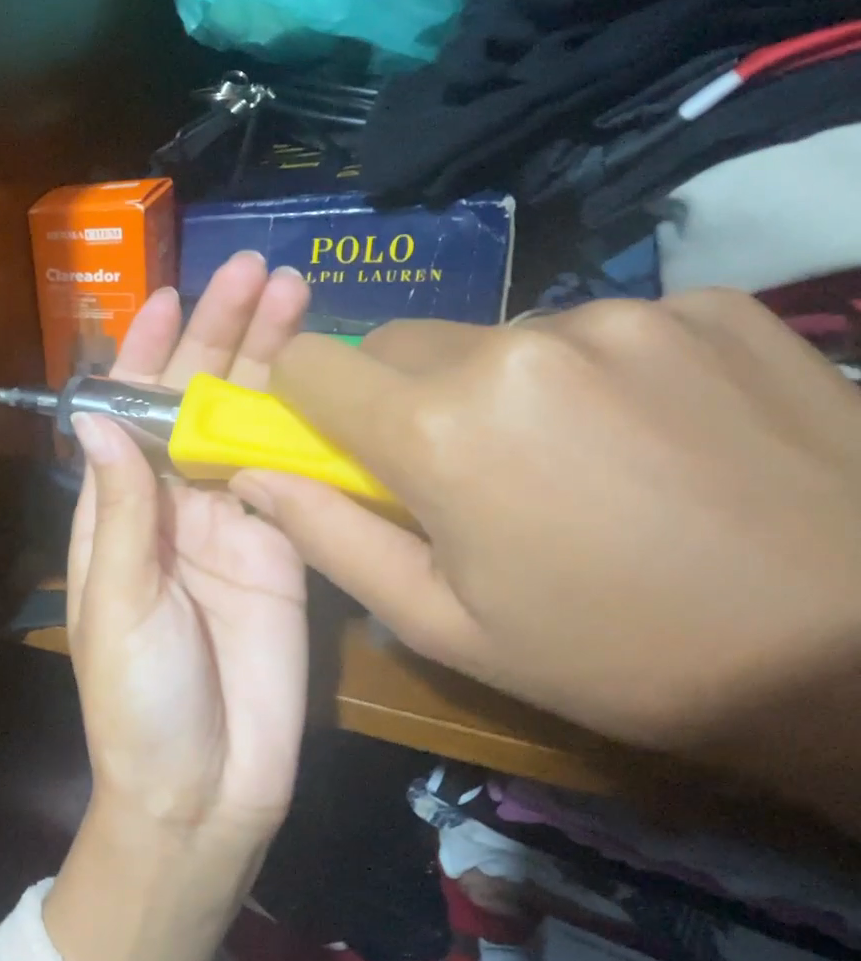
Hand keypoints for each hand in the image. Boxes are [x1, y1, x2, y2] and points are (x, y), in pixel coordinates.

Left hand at [44, 253, 309, 960]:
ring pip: (252, 428)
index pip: (131, 413)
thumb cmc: (139, 700)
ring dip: (272, 365)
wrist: (205, 788)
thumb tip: (95, 416)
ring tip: (297, 295)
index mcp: (121, 511)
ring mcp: (238, 526)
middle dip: (221, 338)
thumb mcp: (120, 601)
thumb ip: (119, 510)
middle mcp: (176, 505)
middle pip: (197, 404)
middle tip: (257, 270)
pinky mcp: (292, 557)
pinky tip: (337, 379)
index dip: (146, 354)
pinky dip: (316, 431)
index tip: (167, 294)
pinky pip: (303, 480)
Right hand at [231, 291, 860, 824]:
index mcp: (438, 427)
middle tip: (458, 471)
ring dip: (498, 387)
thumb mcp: (445, 626)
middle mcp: (516, 346)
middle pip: (395, 342)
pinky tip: (654, 434)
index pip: (307, 361)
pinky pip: (595, 326)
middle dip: (398, 397)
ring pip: (495, 337)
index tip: (334, 445)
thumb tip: (252, 473)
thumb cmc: (622, 656)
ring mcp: (622, 315)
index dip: (302, 401)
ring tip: (575, 460)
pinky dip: (592, 372)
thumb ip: (330, 537)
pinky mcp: (709, 305)